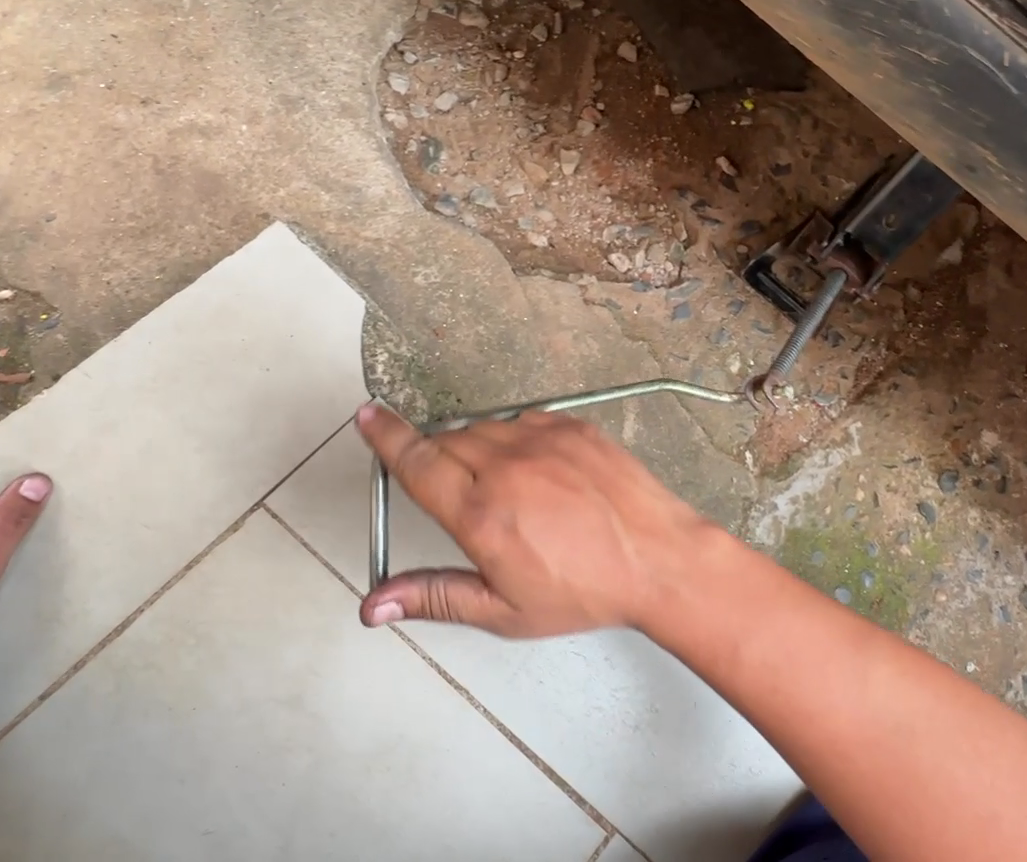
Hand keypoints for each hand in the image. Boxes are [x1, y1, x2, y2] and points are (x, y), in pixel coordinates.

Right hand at [355, 402, 712, 636]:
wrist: (659, 559)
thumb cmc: (585, 591)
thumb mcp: (504, 610)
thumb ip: (434, 596)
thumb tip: (374, 606)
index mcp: (481, 512)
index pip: (416, 461)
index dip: (386, 436)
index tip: (368, 416)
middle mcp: (507, 466)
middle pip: (447, 441)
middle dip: (437, 458)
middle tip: (458, 492)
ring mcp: (544, 439)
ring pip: (485, 428)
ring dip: (476, 448)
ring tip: (503, 488)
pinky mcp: (575, 427)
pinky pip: (525, 420)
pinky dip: (516, 438)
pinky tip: (534, 470)